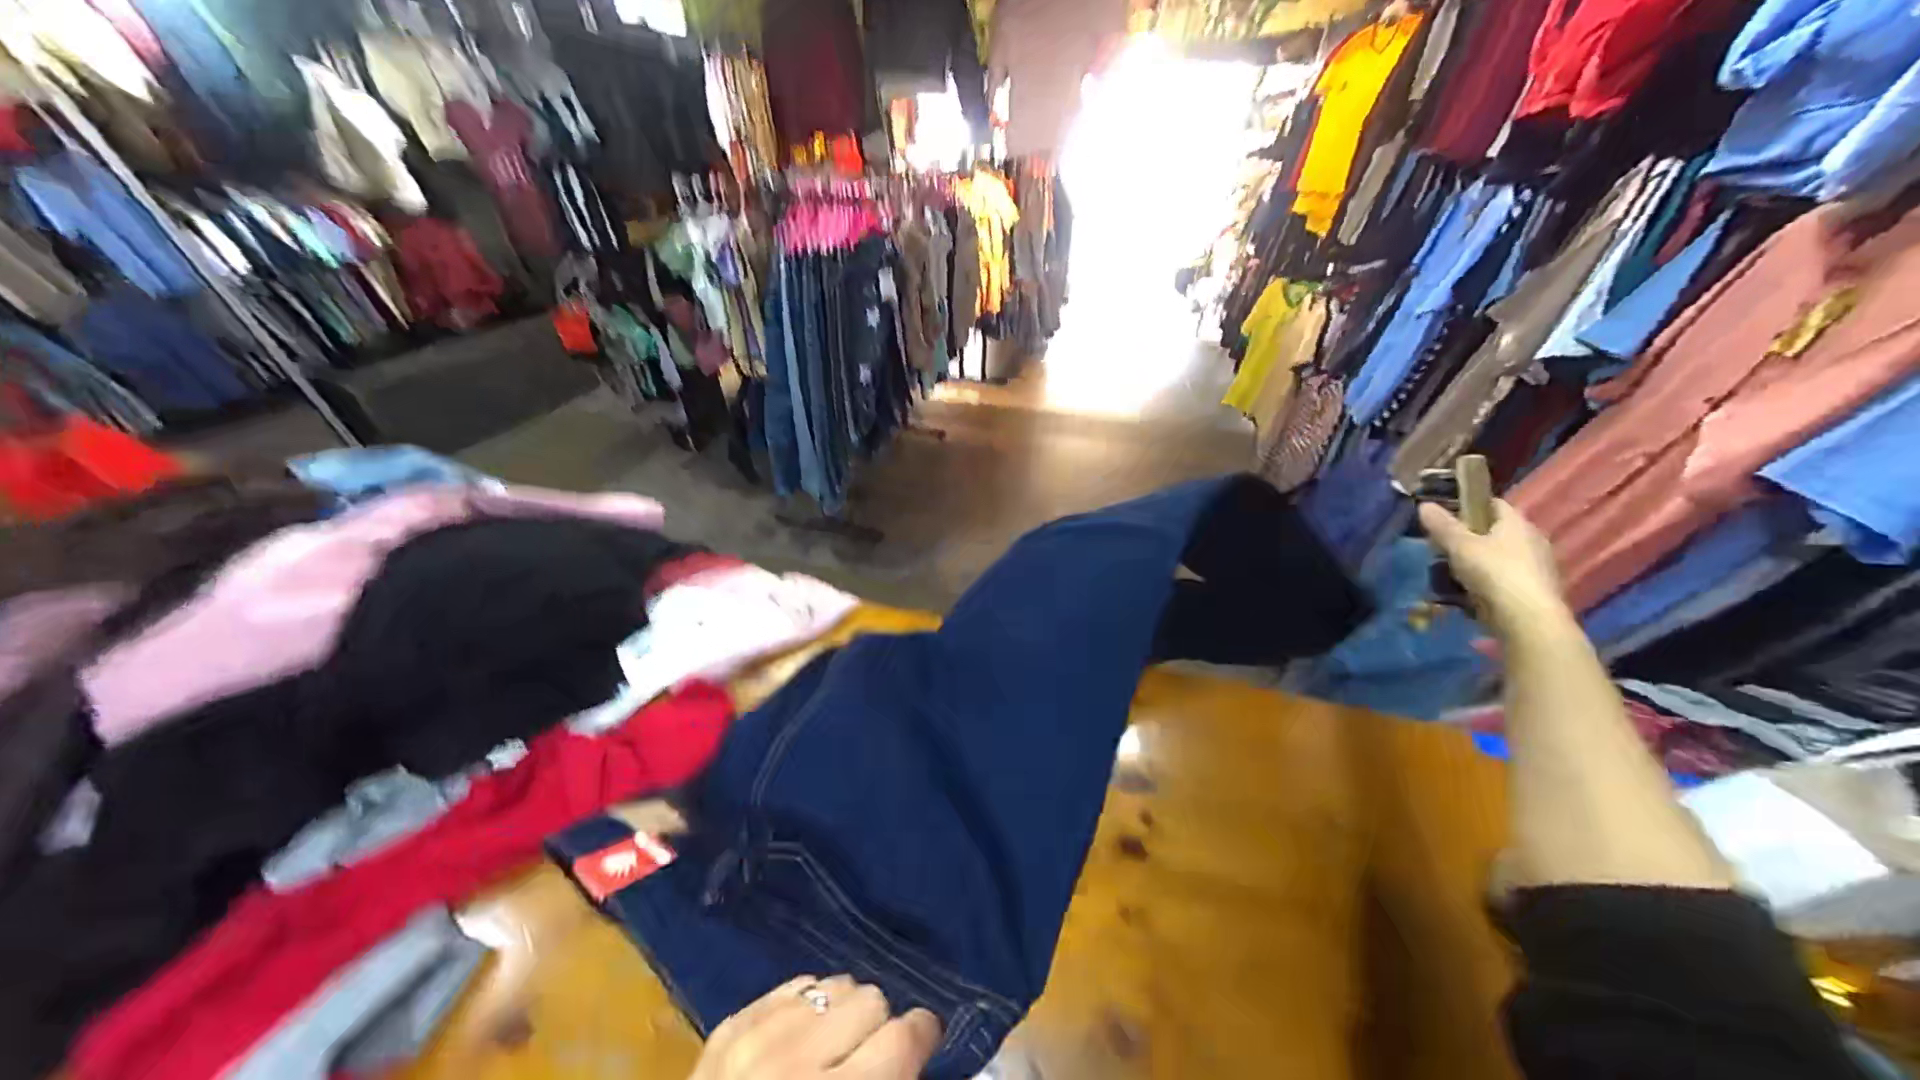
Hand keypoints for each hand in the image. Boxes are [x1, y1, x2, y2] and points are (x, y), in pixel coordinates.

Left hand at [691, 976, 942, 1079]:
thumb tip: (914, 1054)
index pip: (903, 1037)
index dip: (923, 1035)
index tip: (923, 1043)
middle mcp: (796, 1060)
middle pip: (870, 998)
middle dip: (876, 1025)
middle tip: (867, 1056)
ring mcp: (755, 1038)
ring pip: (832, 982)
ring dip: (839, 1012)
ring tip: (830, 1045)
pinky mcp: (727, 1029)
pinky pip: (790, 988)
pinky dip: (802, 1009)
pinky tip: (798, 1038)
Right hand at [1417, 499, 1570, 636]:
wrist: (1528, 619)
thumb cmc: (1494, 573)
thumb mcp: (1459, 546)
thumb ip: (1442, 526)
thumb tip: (1424, 505)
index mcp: (1517, 523)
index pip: (1493, 504)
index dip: (1470, 506)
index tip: (1446, 517)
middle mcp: (1533, 539)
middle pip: (1496, 532)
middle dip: (1470, 538)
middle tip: (1443, 548)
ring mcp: (1538, 565)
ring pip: (1500, 556)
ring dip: (1478, 562)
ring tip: (1451, 574)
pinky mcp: (1536, 589)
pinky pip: (1505, 578)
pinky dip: (1488, 582)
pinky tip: (1470, 593)